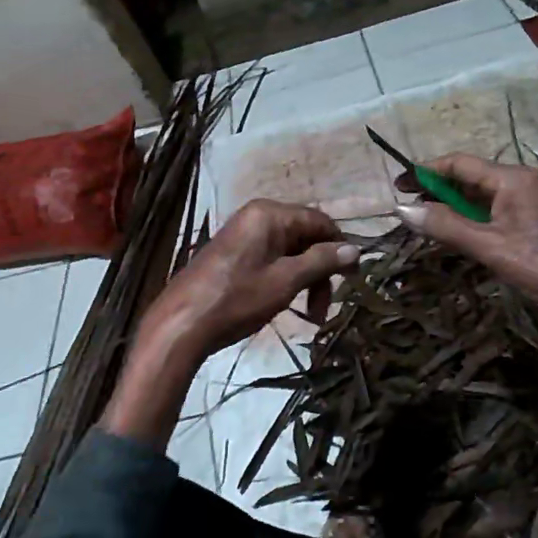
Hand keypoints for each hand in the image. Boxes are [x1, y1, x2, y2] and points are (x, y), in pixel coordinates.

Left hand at [103, 200, 357, 447]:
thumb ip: (322, 261)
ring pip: (289, 251)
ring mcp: (242, 234)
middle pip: (305, 236)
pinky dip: (285, 279)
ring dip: (305, 279)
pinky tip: (285, 303)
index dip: (340, 248)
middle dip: (320, 271)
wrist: (182, 324)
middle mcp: (256, 216)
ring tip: (309, 314)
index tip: (353, 280)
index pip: (320, 221)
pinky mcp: (233, 253)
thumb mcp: (286, 280)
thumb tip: (355, 249)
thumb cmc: (238, 299)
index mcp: (270, 214)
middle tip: (323, 308)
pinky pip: (270, 258)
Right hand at [394, 154, 537, 336]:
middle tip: (407, 204)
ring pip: (481, 193)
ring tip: (424, 217)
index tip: (398, 185)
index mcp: (511, 178)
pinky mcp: (534, 216)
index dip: (426, 171)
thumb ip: (444, 225)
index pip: (459, 163)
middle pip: (469, 175)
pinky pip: (494, 207)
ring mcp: (530, 198)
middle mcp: (521, 179)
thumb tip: (401, 208)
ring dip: (452, 203)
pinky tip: (455, 229)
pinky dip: (471, 214)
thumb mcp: (488, 246)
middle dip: (436, 187)